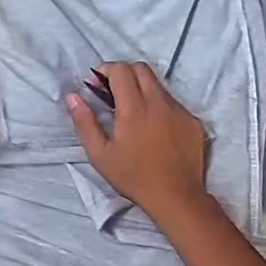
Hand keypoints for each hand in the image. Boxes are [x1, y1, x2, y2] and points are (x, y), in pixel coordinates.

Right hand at [67, 61, 209, 219]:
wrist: (176, 196)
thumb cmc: (133, 176)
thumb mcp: (99, 153)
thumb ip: (84, 121)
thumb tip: (72, 96)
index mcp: (134, 109)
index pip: (121, 70)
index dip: (105, 70)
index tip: (96, 82)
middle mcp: (159, 103)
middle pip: (141, 68)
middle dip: (123, 72)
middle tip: (111, 90)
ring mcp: (179, 110)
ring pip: (157, 84)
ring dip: (140, 87)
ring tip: (131, 109)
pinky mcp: (193, 120)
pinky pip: (172, 102)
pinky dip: (157, 104)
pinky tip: (152, 126)